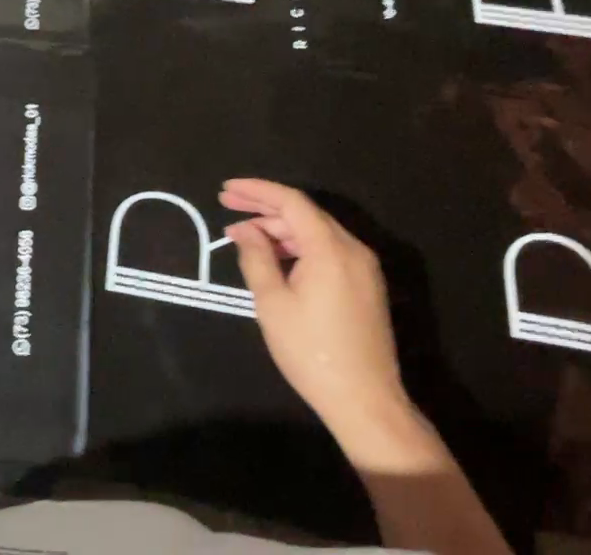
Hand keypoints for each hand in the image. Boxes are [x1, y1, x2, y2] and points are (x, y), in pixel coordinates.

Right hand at [219, 179, 412, 437]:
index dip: (257, 190)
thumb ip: (256, 257)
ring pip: (316, 232)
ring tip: (244, 235)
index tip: (226, 190)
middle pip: (305, 213)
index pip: (291, 202)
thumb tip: (243, 229)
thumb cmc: (311, 350)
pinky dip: (298, 245)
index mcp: (330, 249)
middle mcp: (352, 249)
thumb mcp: (272, 302)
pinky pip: (328, 250)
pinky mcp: (365, 285)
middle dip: (264, 206)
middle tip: (226, 206)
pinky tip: (275, 256)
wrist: (365, 400)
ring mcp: (363, 268)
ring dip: (279, 228)